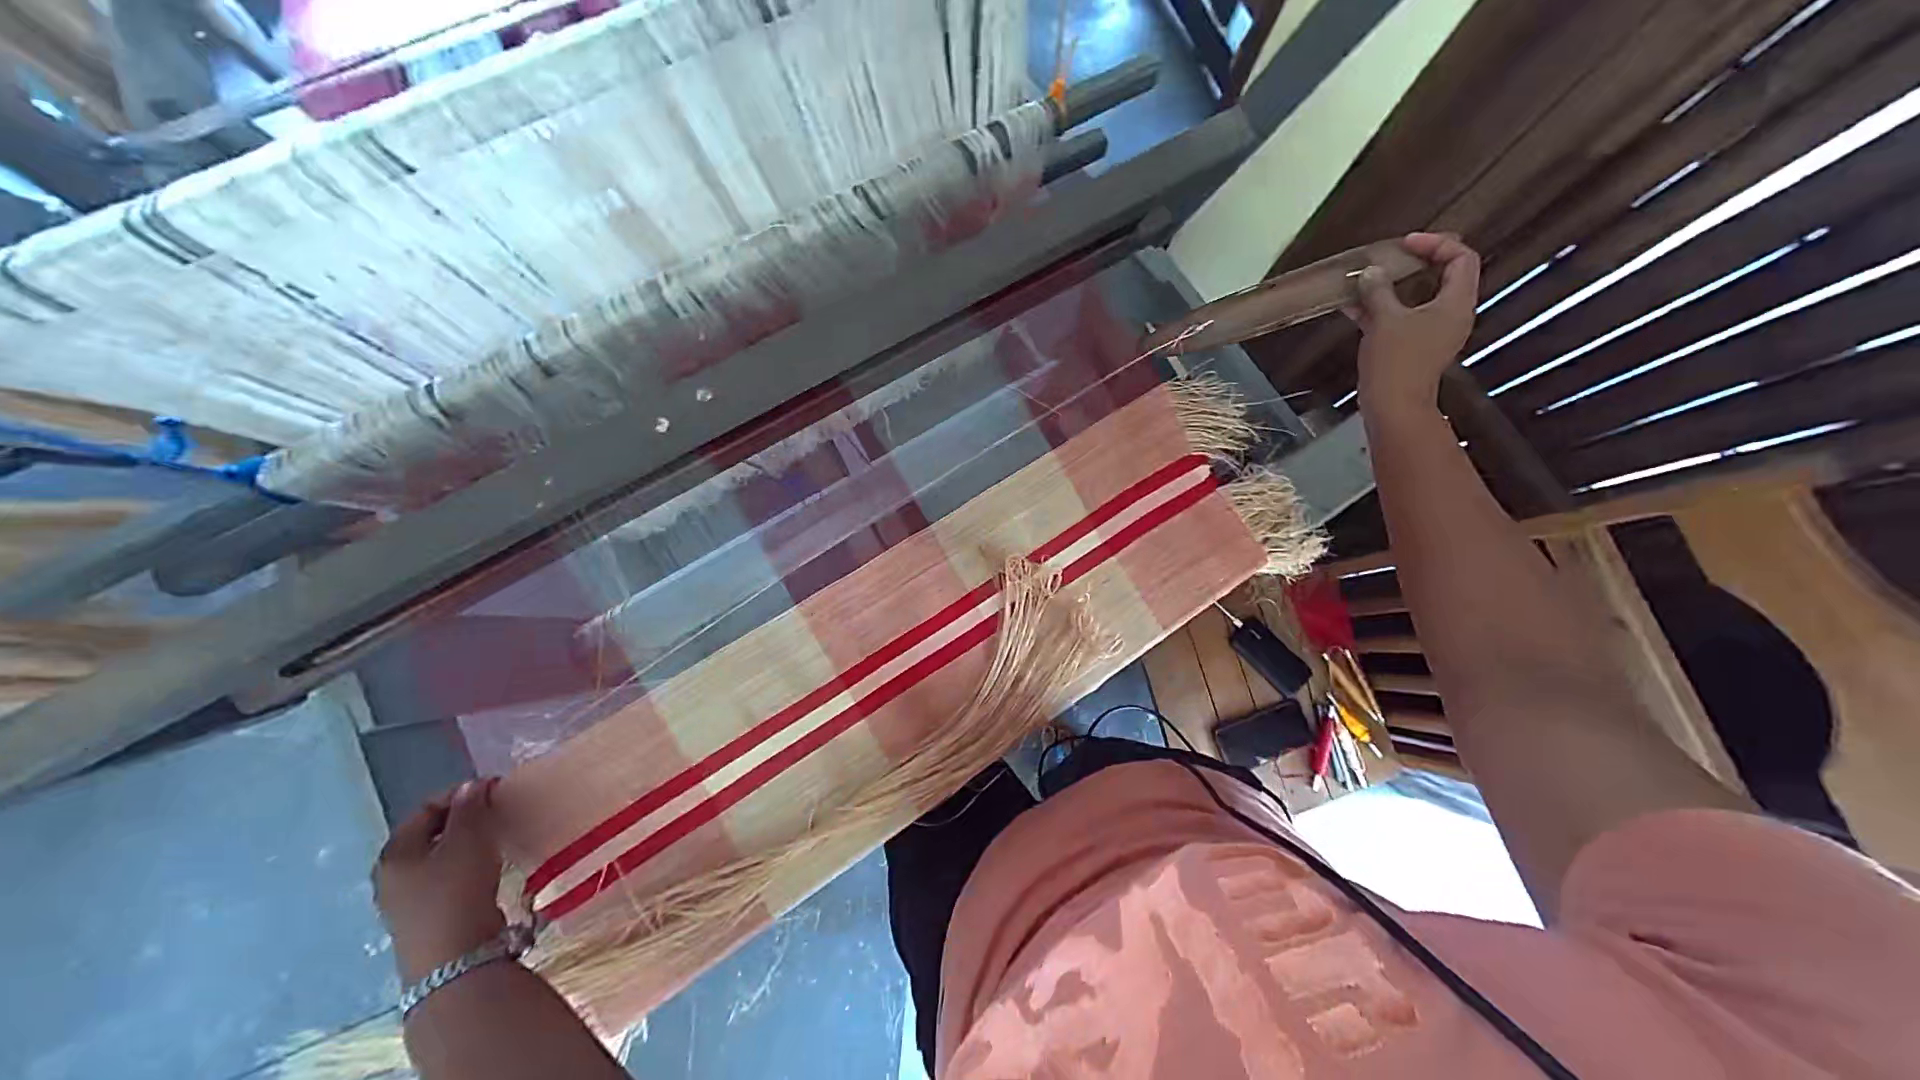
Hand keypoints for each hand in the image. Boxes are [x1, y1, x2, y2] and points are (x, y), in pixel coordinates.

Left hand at [374, 778, 508, 982]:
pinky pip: (443, 881)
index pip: (425, 808)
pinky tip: (485, 871)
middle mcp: (390, 876)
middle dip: (462, 820)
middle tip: (494, 813)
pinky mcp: (422, 920)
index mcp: (394, 852)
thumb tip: (472, 785)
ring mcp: (403, 902)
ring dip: (464, 845)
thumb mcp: (469, 840)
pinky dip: (463, 868)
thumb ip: (470, 808)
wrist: (454, 958)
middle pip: (428, 834)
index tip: (493, 790)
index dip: (459, 794)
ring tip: (495, 840)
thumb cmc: (457, 890)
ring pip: (436, 859)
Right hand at [1347, 232, 1481, 415]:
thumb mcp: (1385, 319)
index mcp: (1456, 303)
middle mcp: (1451, 315)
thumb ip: (1379, 291)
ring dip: (1393, 288)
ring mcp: (1433, 332)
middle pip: (1443, 277)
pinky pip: (1402, 318)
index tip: (1406, 243)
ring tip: (1366, 280)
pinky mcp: (1414, 347)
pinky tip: (1355, 306)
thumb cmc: (1397, 361)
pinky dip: (1383, 309)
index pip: (1461, 259)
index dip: (1436, 244)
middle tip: (1389, 258)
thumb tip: (1371, 273)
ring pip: (1418, 298)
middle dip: (1415, 265)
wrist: (1393, 406)